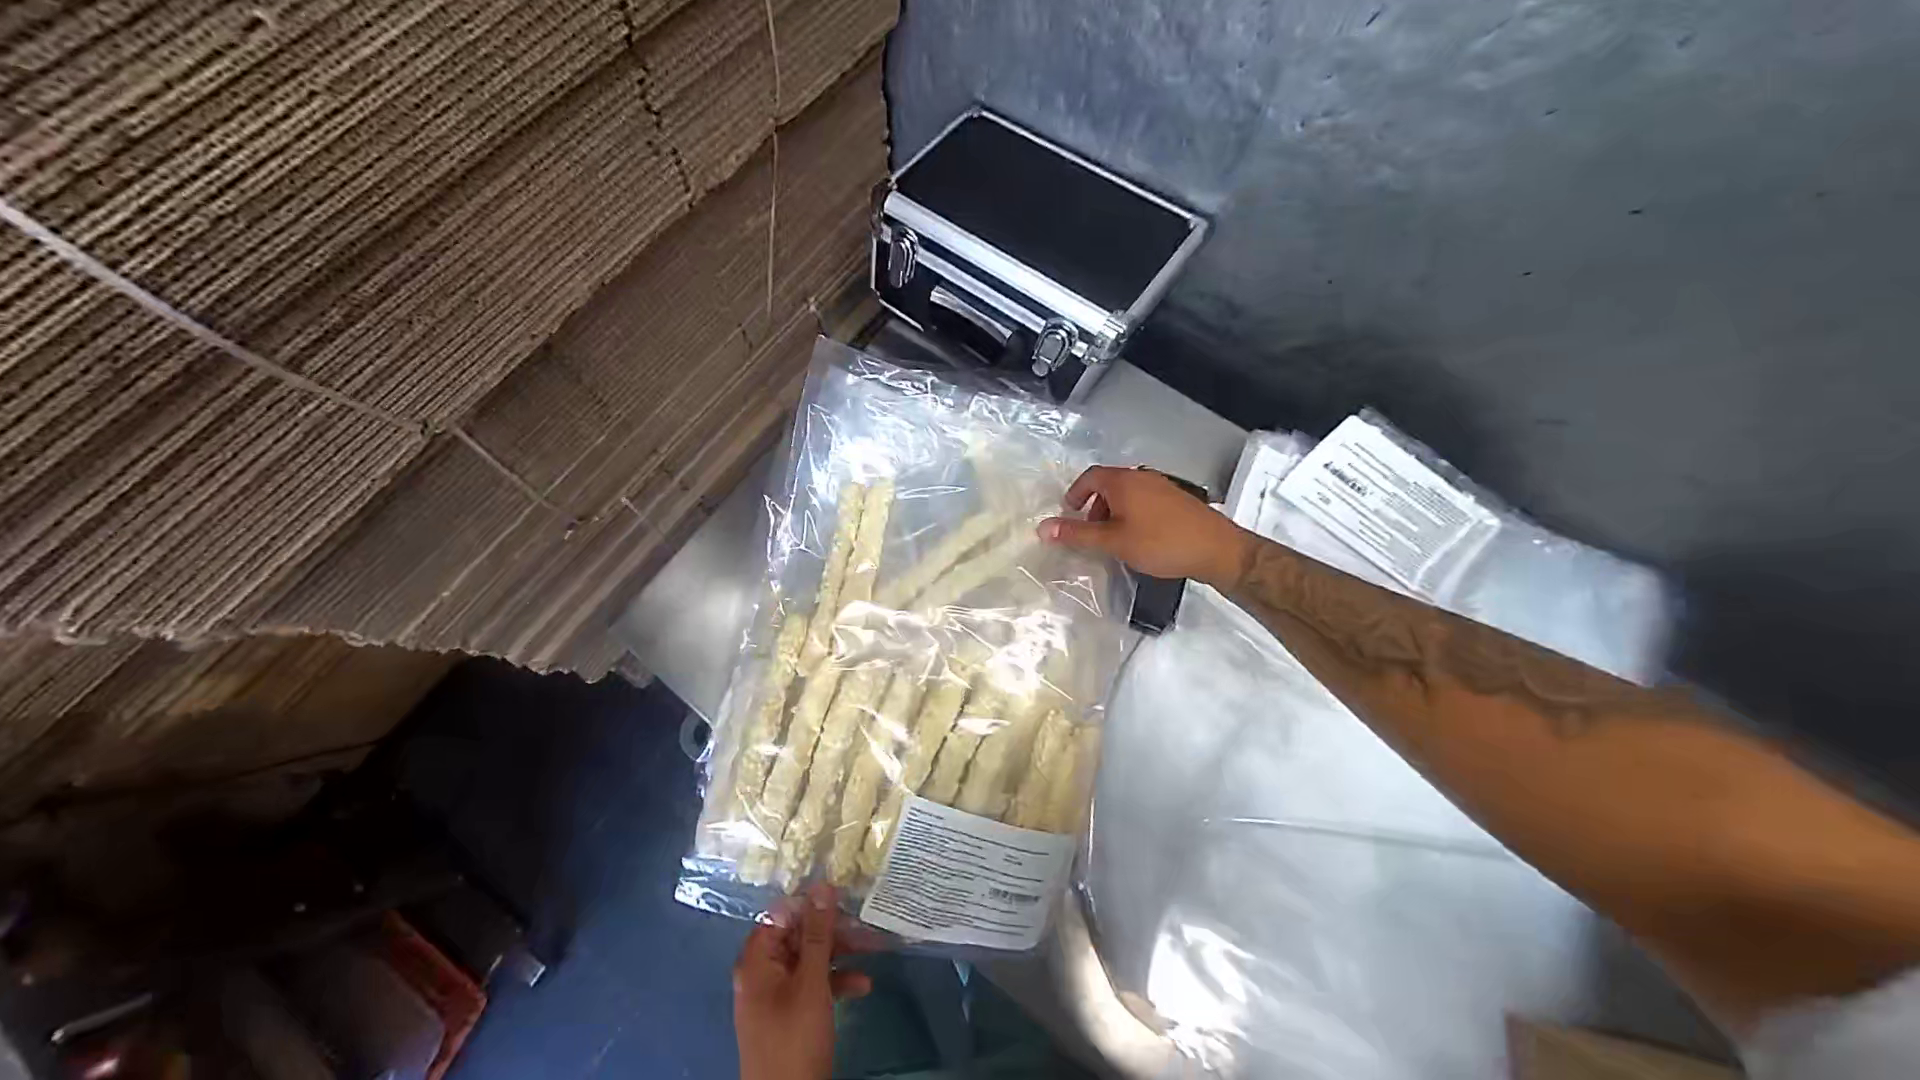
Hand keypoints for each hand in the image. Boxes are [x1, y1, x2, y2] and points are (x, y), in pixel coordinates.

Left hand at [733, 884, 873, 1079]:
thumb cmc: (795, 1039)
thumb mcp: (811, 982)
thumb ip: (817, 934)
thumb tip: (822, 886)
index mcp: (757, 960)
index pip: (783, 913)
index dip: (811, 901)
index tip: (843, 892)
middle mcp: (763, 972)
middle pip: (799, 935)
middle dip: (834, 930)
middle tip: (866, 924)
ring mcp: (776, 994)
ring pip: (811, 958)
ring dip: (841, 953)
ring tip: (874, 948)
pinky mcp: (791, 1013)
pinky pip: (814, 984)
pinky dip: (836, 981)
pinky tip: (862, 985)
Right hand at [1038, 466, 1253, 586]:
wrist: (1216, 549)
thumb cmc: (1160, 543)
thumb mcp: (1113, 542)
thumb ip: (1077, 534)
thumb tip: (1043, 528)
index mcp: (1123, 481)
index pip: (1090, 477)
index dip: (1075, 494)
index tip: (1068, 513)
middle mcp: (1142, 477)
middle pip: (1108, 483)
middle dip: (1093, 505)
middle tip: (1088, 530)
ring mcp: (1162, 486)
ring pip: (1127, 493)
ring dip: (1113, 510)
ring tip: (1112, 537)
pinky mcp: (1177, 499)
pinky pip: (1144, 500)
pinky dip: (1131, 513)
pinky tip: (1138, 537)